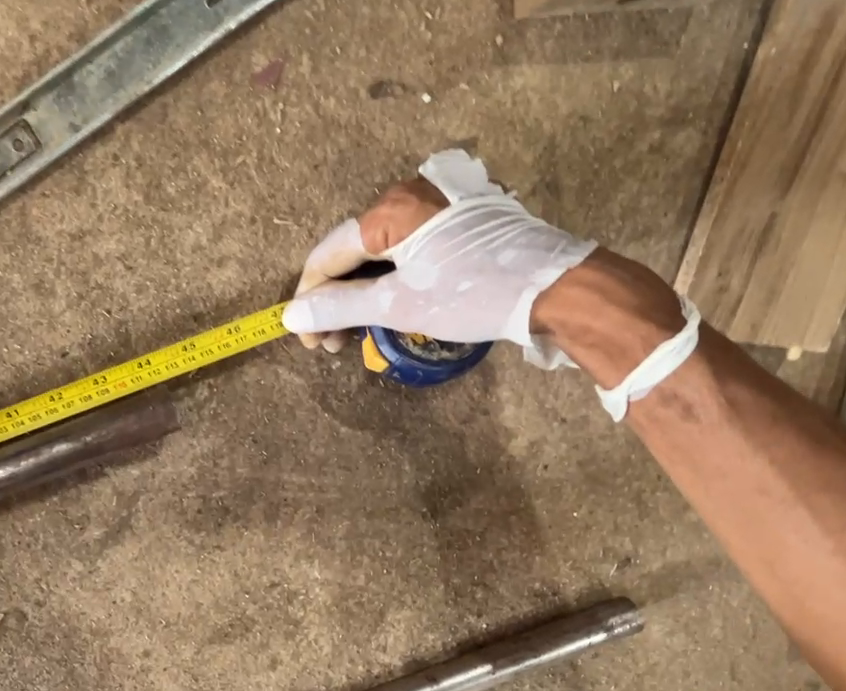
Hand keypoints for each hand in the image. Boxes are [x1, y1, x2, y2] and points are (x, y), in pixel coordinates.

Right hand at [282, 148, 596, 368]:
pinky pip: (408, 246)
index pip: (327, 255)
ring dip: (363, 293)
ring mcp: (438, 201)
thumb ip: (339, 308)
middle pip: (352, 251)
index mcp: (390, 210)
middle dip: (337, 300)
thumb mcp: (397, 305)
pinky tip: (392, 305)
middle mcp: (410, 194)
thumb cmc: (472, 293)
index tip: (308, 339)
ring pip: (380, 251)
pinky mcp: (461, 216)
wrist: (555, 286)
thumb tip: (291, 315)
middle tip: (336, 342)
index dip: (309, 299)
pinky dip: (391, 278)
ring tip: (361, 331)